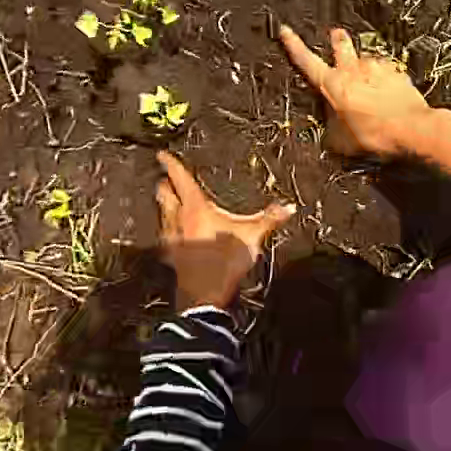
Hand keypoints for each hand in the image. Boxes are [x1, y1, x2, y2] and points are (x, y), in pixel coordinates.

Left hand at [156, 151, 295, 310]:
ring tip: (168, 201)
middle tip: (165, 178)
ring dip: (164, 206)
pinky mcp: (171, 256)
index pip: (180, 180)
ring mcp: (172, 238)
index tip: (162, 155)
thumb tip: (289, 207)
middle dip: (164, 185)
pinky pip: (165, 236)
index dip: (171, 165)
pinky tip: (170, 234)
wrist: (205, 295)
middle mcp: (179, 219)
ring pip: (162, 214)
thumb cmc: (225, 260)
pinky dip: (166, 229)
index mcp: (196, 209)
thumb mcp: (251, 236)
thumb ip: (269, 219)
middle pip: (165, 196)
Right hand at [277, 25, 450, 175]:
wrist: (413, 129)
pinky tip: (387, 93)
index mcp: (333, 85)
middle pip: (341, 45)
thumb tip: (330, 127)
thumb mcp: (342, 141)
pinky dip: (384, 79)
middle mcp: (353, 69)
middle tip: (336, 36)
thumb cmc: (375, 135)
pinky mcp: (397, 71)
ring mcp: (377, 67)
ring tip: (369, 86)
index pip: (306, 61)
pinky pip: (386, 71)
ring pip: (365, 61)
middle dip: (337, 40)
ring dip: (365, 68)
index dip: (293, 46)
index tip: (285, 32)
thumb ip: (330, 128)